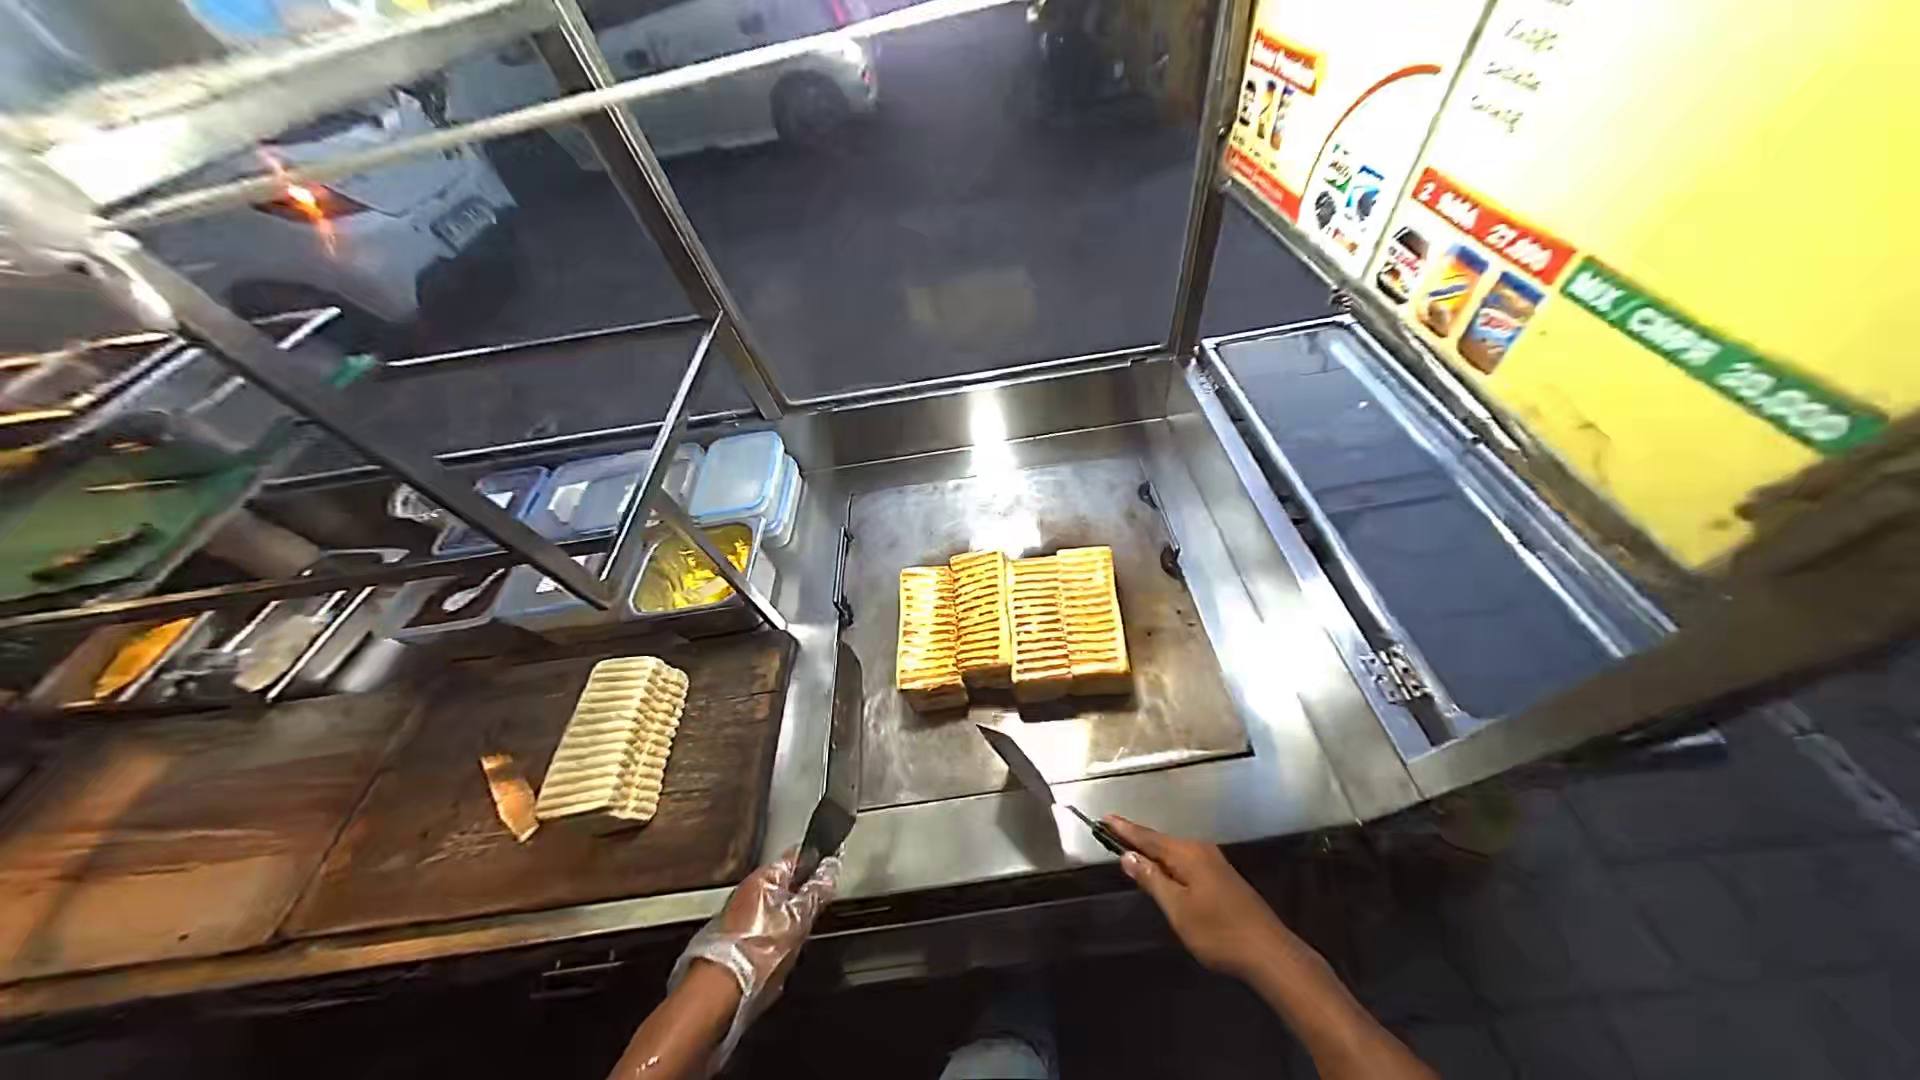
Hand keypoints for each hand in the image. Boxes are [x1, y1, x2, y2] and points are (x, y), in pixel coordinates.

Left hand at [669, 850, 838, 1068]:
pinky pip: (760, 935)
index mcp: (764, 877)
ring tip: (795, 943)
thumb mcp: (798, 920)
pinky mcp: (730, 943)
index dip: (816, 860)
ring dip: (786, 924)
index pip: (796, 857)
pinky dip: (771, 944)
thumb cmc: (754, 954)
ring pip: (772, 912)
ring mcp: (736, 918)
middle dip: (801, 898)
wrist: (715, 998)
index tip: (830, 870)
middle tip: (815, 913)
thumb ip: (817, 892)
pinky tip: (776, 960)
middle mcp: (746, 892)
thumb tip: (830, 870)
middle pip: (784, 886)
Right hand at [1105, 815, 1291, 980]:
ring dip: (1153, 854)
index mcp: (1188, 853)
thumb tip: (1128, 856)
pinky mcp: (1223, 879)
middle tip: (1112, 835)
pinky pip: (1187, 863)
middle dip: (1137, 840)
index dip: (1124, 829)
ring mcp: (1215, 864)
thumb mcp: (1177, 908)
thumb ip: (1151, 879)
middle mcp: (1201, 850)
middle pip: (1161, 842)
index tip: (1104, 817)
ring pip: (1175, 854)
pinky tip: (1164, 874)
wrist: (1271, 954)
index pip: (1147, 836)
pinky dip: (1169, 864)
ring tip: (1132, 853)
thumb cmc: (1219, 932)